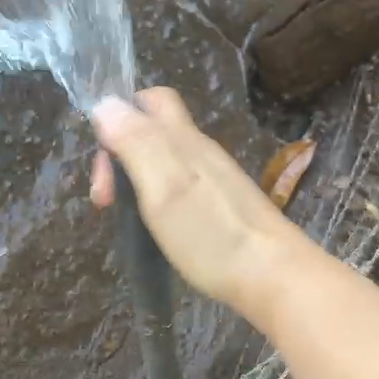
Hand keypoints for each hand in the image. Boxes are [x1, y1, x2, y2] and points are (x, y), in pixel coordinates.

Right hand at [89, 88, 311, 315]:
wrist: (274, 278)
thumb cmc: (210, 233)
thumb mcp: (163, 184)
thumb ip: (135, 141)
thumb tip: (104, 102)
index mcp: (184, 140)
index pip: (151, 100)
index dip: (121, 115)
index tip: (105, 156)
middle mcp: (200, 152)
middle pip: (152, 131)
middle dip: (119, 154)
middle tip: (105, 198)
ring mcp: (213, 179)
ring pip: (163, 160)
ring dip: (133, 179)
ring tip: (122, 216)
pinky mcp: (220, 206)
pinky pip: (177, 185)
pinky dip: (154, 197)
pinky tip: (153, 226)